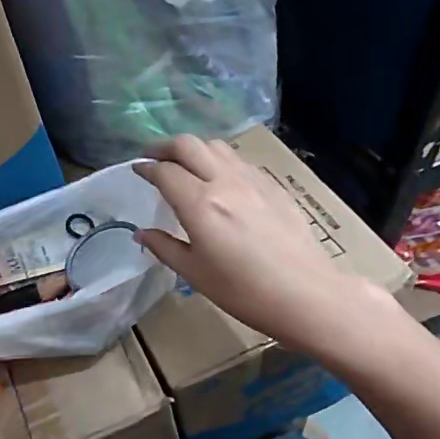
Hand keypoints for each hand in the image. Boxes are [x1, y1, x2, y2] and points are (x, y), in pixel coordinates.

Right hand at [136, 134, 396, 366]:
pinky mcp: (273, 186)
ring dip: (194, 149)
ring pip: (217, 146)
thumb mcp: (193, 272)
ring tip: (184, 165)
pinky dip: (219, 160)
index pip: (165, 172)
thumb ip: (164, 246)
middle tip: (152, 158)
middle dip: (165, 147)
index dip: (145, 167)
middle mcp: (224, 182)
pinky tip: (218, 180)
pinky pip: (239, 161)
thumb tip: (141, 233)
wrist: (304, 293)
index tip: (136, 170)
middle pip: (189, 145)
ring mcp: (252, 180)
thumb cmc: (241, 290)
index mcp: (199, 204)